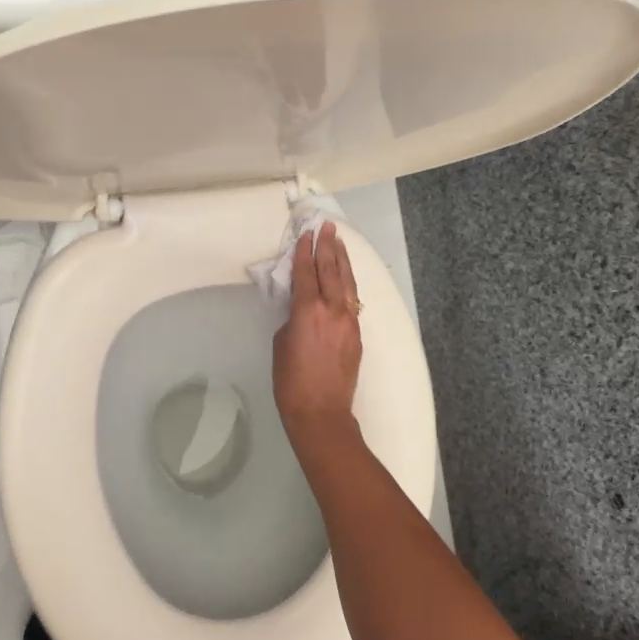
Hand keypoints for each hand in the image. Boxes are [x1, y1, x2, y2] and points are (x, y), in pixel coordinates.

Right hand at [273, 222, 362, 438]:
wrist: (321, 413)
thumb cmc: (290, 382)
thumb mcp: (281, 344)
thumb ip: (292, 319)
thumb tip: (300, 309)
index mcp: (308, 311)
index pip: (306, 273)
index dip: (304, 252)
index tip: (305, 234)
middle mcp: (332, 310)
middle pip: (330, 271)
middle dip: (327, 247)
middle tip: (327, 227)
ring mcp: (349, 321)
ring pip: (347, 283)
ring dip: (342, 260)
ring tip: (339, 241)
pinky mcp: (357, 334)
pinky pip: (352, 301)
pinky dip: (347, 284)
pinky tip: (344, 277)